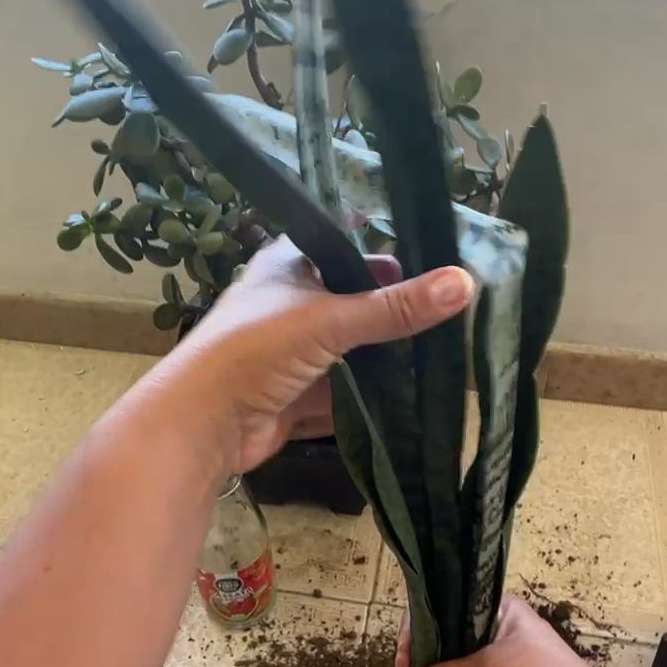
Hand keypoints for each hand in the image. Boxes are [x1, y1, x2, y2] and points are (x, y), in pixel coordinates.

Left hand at [151, 238, 473, 475]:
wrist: (201, 425)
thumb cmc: (256, 348)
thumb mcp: (330, 318)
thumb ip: (395, 307)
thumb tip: (465, 283)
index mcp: (286, 266)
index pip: (339, 241)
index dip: (378, 240)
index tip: (429, 248)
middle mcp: (288, 303)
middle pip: (349, 297)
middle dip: (389, 305)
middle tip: (446, 306)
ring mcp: (290, 353)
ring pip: (347, 348)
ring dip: (382, 354)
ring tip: (440, 350)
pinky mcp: (294, 395)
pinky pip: (341, 392)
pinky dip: (368, 396)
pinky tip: (410, 396)